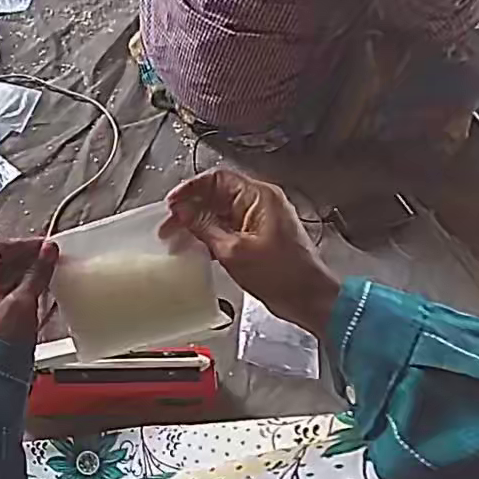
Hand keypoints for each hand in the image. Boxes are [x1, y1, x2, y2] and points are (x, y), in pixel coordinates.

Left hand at [0, 238, 57, 344]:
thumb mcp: (21, 304)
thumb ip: (37, 274)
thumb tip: (48, 250)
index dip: (20, 246)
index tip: (43, 246)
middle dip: (27, 259)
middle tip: (51, 257)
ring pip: (6, 278)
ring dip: (29, 274)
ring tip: (51, 270)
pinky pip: (10, 294)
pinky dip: (27, 289)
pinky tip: (44, 288)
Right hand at [164, 169, 339, 338]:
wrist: (308, 298)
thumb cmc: (282, 275)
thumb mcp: (234, 251)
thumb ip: (204, 227)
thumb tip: (183, 211)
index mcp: (259, 197)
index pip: (218, 179)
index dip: (190, 190)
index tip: (172, 205)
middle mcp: (261, 204)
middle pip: (217, 196)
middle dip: (190, 210)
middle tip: (169, 227)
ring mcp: (260, 221)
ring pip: (220, 215)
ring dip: (198, 226)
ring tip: (177, 241)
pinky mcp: (258, 239)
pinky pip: (229, 231)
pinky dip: (211, 238)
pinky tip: (196, 250)